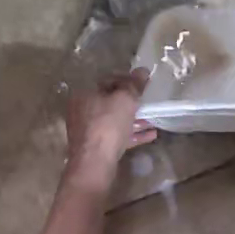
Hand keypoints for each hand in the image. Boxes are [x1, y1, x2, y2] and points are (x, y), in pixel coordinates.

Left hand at [64, 70, 156, 187]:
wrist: (94, 163)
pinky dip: (132, 134)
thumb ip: (134, 84)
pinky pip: (116, 136)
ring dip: (133, 119)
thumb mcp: (125, 99)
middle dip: (131, 102)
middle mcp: (82, 110)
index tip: (144, 84)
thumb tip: (142, 70)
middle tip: (148, 102)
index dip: (127, 80)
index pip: (108, 80)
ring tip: (153, 119)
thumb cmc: (108, 125)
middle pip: (110, 101)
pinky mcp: (96, 147)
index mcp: (84, 94)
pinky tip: (151, 135)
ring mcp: (87, 130)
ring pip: (114, 120)